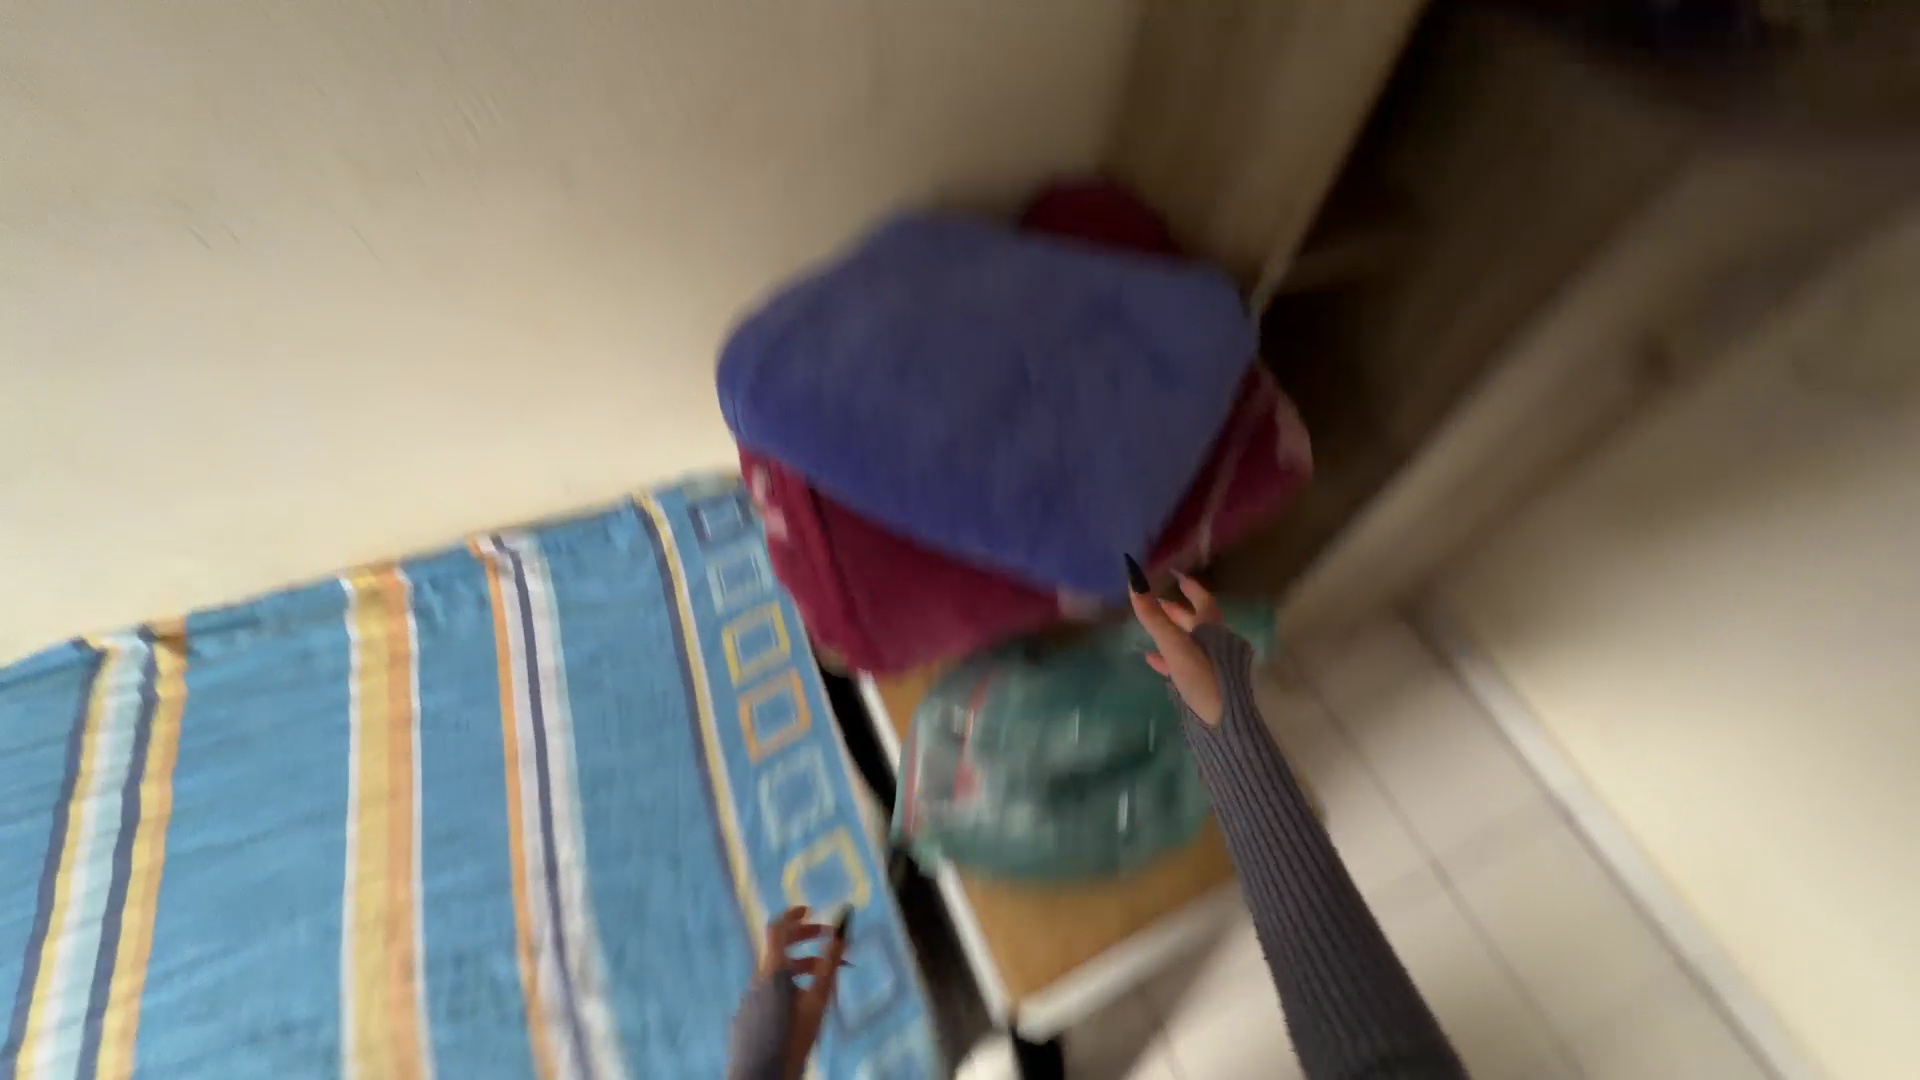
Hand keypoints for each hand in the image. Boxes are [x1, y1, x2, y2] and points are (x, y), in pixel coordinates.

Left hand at [759, 906, 848, 1079]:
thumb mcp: (818, 1001)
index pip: (777, 928)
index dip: (792, 914)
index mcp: (773, 971)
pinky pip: (768, 993)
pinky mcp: (745, 1020)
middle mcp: (757, 980)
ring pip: (776, 974)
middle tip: (827, 939)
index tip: (810, 909)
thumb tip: (842, 928)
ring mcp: (748, 1001)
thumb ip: (830, 962)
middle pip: (778, 948)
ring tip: (824, 979)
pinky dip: (787, 988)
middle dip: (804, 939)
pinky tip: (801, 1008)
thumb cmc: (793, 1039)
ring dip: (800, 966)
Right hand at [1129, 571, 1225, 724]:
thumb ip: (1153, 616)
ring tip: (1150, 628)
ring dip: (1172, 633)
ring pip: (1190, 642)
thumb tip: (1134, 579)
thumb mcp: (1175, 646)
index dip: (1189, 587)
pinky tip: (1152, 659)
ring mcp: (1211, 664)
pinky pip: (1183, 663)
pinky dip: (1168, 657)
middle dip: (1177, 610)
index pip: (1202, 600)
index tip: (1176, 575)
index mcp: (1213, 629)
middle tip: (1157, 601)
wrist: (1225, 723)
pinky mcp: (1204, 684)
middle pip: (1196, 621)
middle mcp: (1216, 643)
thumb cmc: (1203, 678)